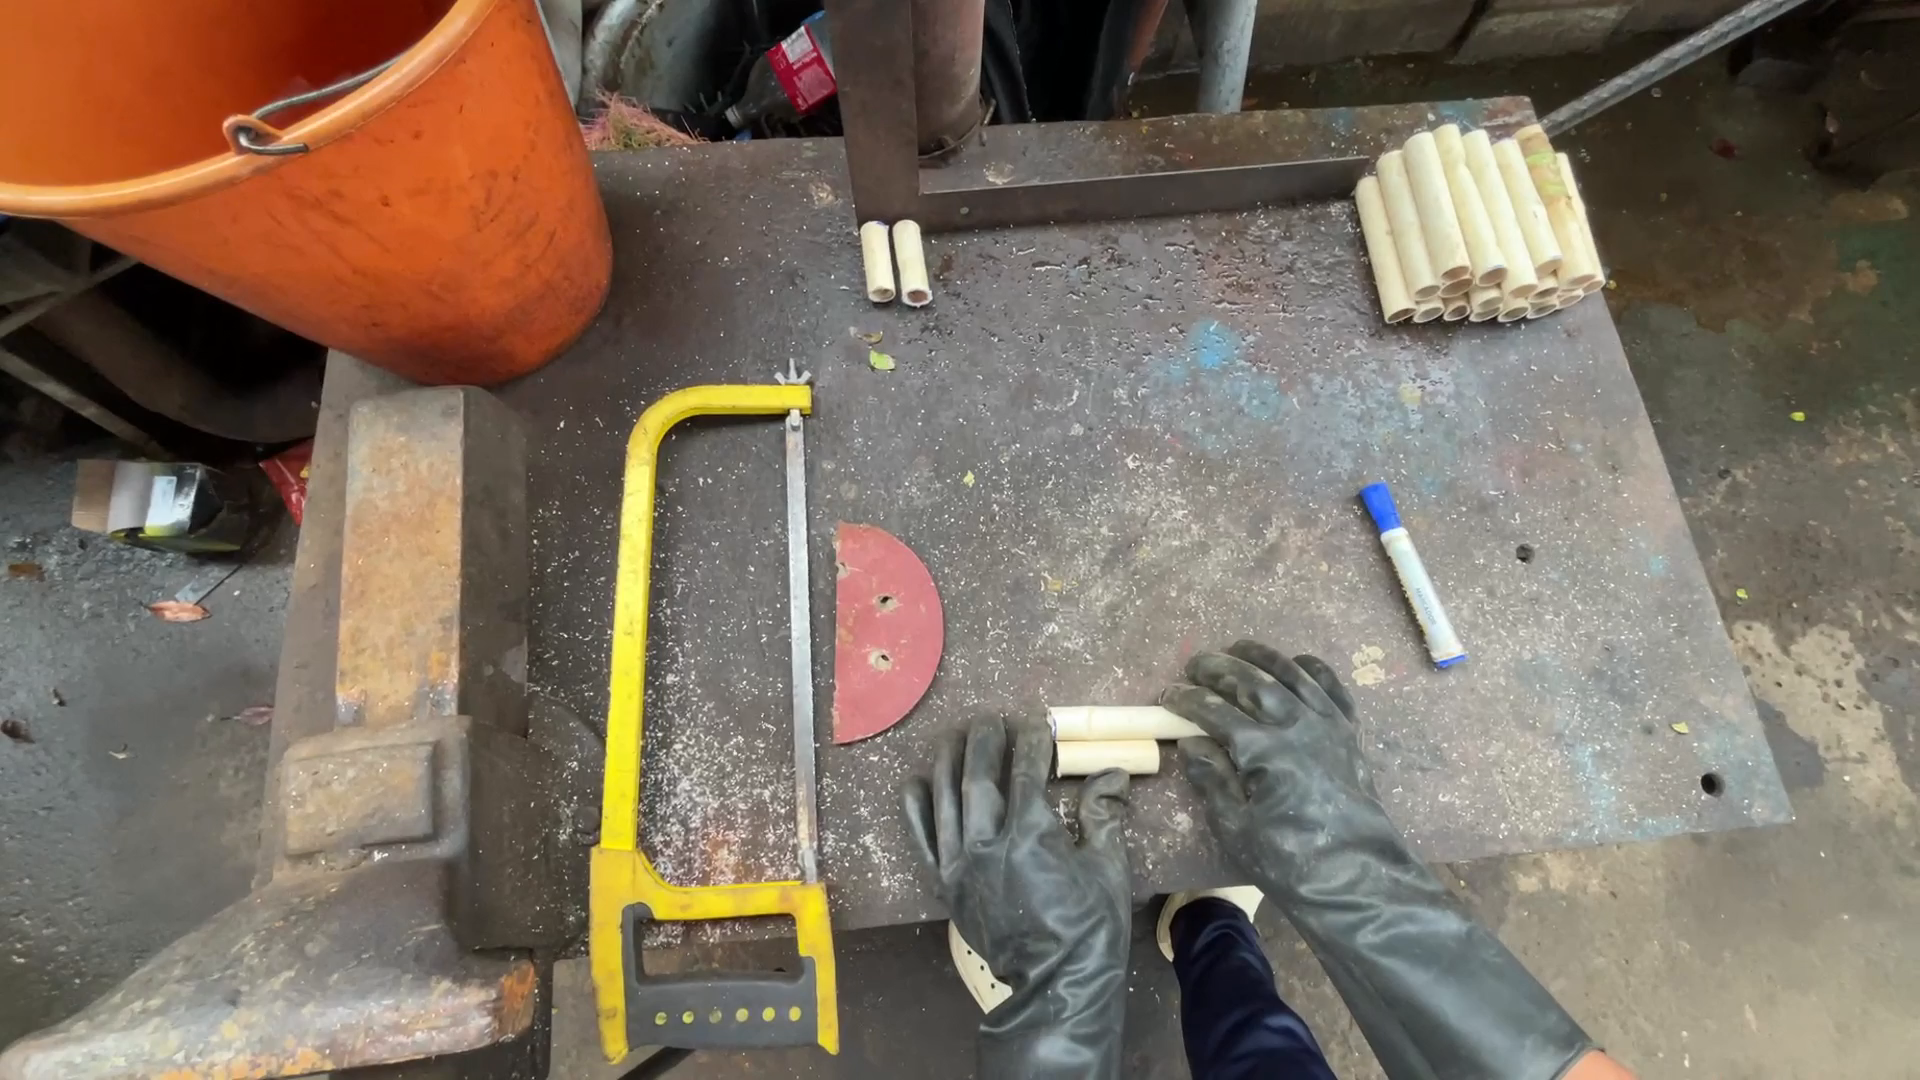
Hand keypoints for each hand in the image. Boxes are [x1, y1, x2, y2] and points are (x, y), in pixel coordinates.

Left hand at [901, 717, 1130, 1079]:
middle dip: (984, 743)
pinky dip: (916, 809)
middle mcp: (987, 844)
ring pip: (946, 800)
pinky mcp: (945, 885)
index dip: (1031, 742)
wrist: (1056, 989)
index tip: (1035, 722)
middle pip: (980, 779)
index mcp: (1030, 837)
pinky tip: (916, 782)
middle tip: (990, 719)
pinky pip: (922, 840)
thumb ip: (1103, 814)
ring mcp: (960, 865)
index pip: (1026, 773)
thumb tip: (1115, 771)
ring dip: (949, 763)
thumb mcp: (1107, 869)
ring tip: (953, 736)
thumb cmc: (1089, 928)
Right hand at [1159, 639, 1398, 900]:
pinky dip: (1311, 669)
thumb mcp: (1236, 828)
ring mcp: (1327, 724)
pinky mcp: (1349, 733)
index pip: (1215, 711)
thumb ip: (1211, 779)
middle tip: (1194, 665)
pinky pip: (1331, 687)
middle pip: (1250, 681)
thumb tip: (1191, 741)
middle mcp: (1296, 726)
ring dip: (1259, 656)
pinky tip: (1295, 663)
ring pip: (1290, 673)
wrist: (1362, 883)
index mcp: (1264, 750)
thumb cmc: (1290, 862)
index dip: (1187, 699)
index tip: (1167, 694)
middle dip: (1217, 668)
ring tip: (1235, 648)